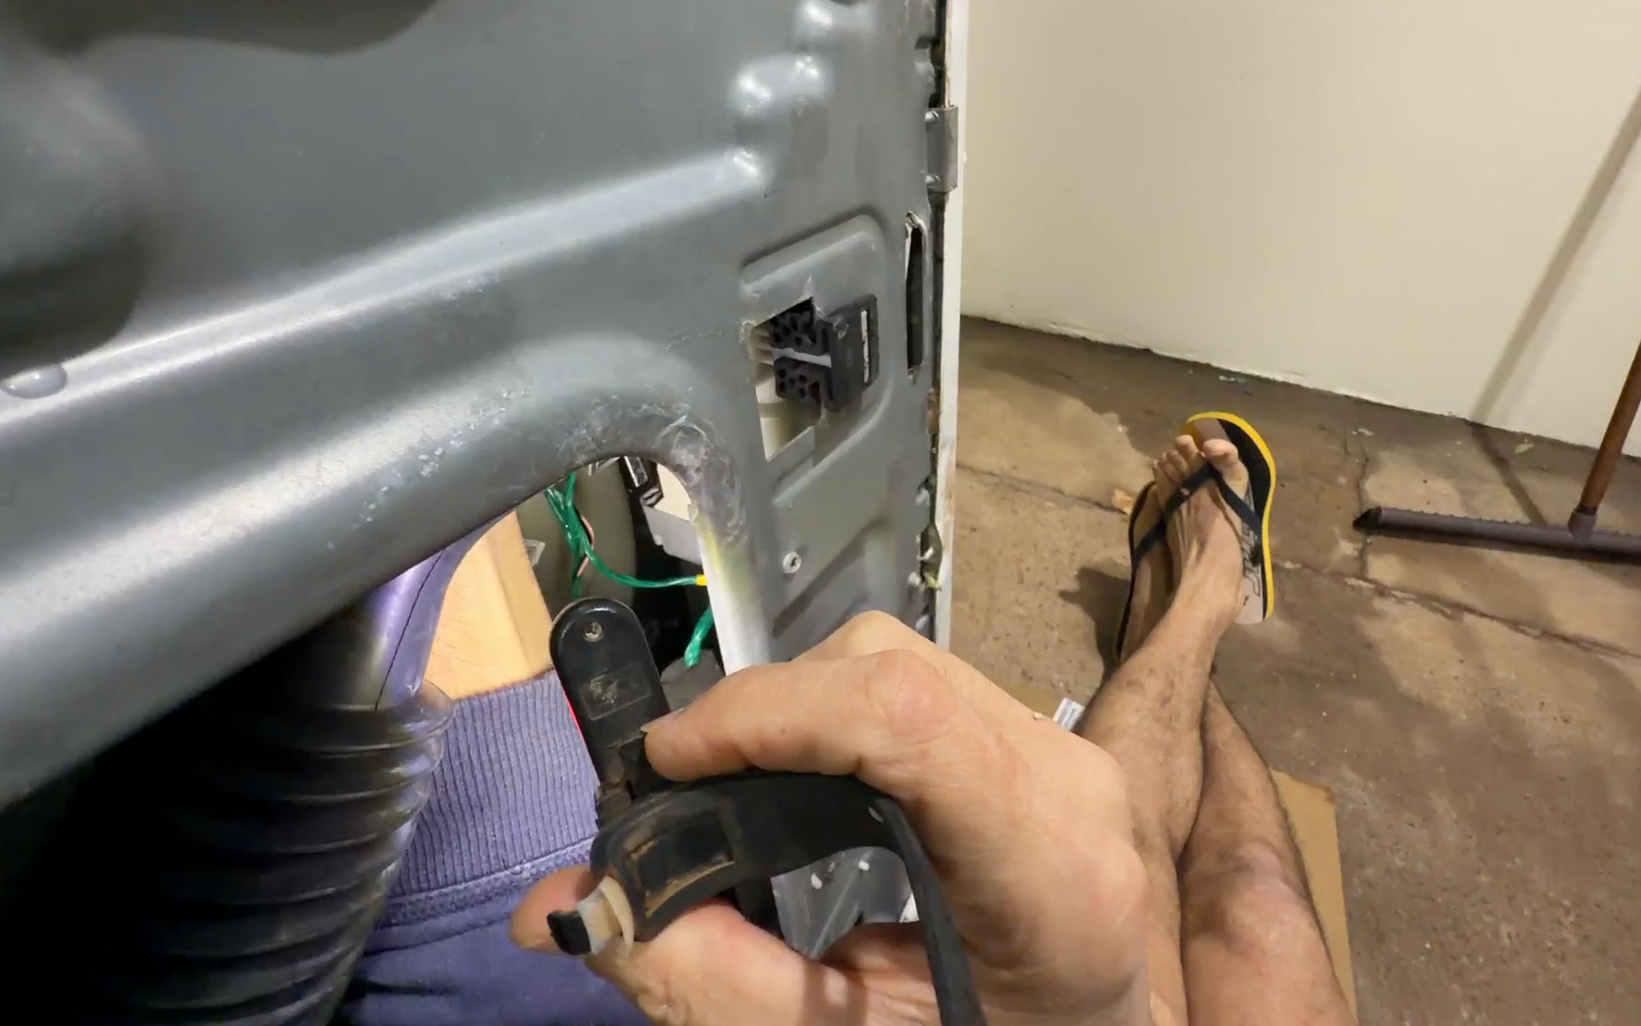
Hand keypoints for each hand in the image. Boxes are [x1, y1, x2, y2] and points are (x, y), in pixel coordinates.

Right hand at [510, 611, 1151, 1025]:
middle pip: (892, 668)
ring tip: (744, 775)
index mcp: (1049, 865)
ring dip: (803, 699)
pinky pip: (921, 678)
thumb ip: (716, 983)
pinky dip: (841, 705)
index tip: (669, 759)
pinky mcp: (1039, 734)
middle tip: (691, 779)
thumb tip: (573, 902)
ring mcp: (1062, 743)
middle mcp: (1067, 774)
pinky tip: (812, 765)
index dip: (772, 711)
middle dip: (770, 706)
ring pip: (901, 657)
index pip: (906, 718)